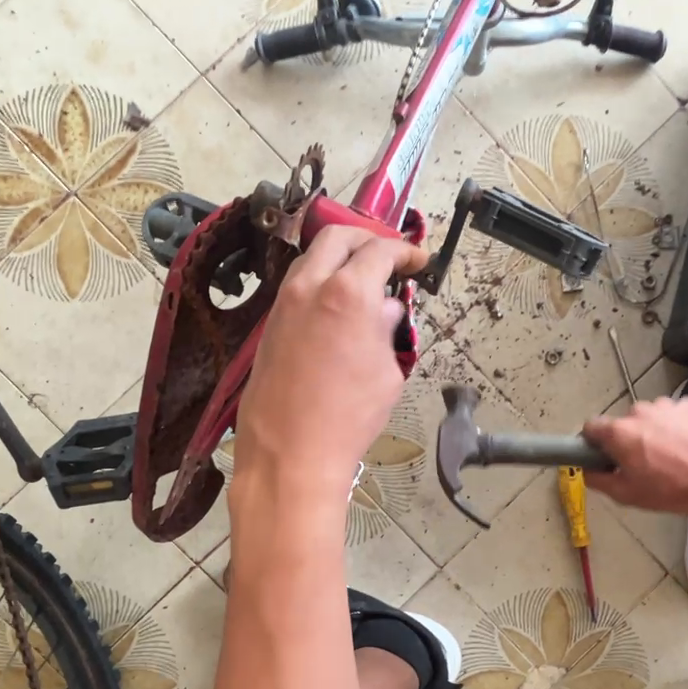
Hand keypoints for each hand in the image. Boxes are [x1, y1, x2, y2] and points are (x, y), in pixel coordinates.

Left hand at [234, 226, 429, 502]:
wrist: (291, 451)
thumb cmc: (350, 416)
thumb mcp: (387, 373)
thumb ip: (386, 331)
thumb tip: (385, 311)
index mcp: (348, 292)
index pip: (380, 251)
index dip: (405, 250)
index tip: (418, 260)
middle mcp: (310, 286)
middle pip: (337, 237)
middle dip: (367, 237)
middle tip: (389, 256)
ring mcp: (283, 303)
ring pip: (311, 258)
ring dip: (339, 258)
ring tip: (363, 280)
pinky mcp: (269, 325)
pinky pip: (297, 287)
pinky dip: (320, 282)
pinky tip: (336, 308)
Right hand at [582, 396, 687, 520]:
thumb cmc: (670, 491)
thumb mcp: (626, 495)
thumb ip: (597, 479)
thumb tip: (587, 469)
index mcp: (619, 432)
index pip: (591, 427)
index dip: (594, 442)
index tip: (604, 455)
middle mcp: (639, 412)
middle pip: (623, 423)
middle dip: (628, 439)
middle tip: (642, 463)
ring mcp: (666, 406)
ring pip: (649, 417)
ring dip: (652, 431)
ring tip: (669, 455)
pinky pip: (673, 414)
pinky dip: (675, 426)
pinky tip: (686, 445)